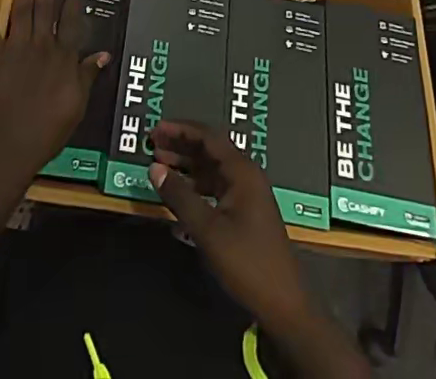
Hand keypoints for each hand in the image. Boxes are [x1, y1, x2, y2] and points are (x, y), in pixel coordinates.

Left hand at [0, 0, 110, 177]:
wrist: (12, 142)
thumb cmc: (49, 128)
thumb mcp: (77, 104)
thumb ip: (88, 75)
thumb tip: (104, 54)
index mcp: (63, 58)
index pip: (72, 21)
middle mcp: (41, 46)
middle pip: (46, 8)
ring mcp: (16, 48)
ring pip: (22, 10)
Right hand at [148, 120, 314, 331]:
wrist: (284, 306)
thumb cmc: (247, 262)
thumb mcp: (207, 228)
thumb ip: (179, 195)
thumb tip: (154, 168)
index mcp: (242, 172)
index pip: (208, 136)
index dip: (180, 130)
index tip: (155, 129)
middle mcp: (246, 178)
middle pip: (209, 150)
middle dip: (180, 145)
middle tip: (152, 144)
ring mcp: (247, 196)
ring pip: (211, 170)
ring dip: (185, 166)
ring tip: (159, 167)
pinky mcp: (244, 214)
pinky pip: (215, 189)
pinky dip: (194, 188)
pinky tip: (176, 198)